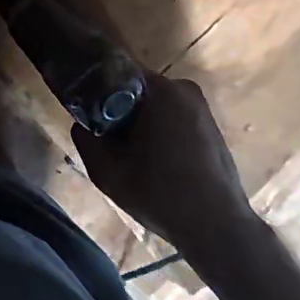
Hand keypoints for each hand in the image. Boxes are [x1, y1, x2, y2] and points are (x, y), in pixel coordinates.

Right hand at [71, 73, 258, 251]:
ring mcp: (202, 107)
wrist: (216, 227)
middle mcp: (184, 89)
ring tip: (131, 157)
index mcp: (161, 90)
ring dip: (141, 124)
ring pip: (156, 106)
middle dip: (119, 110)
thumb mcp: (107, 172)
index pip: (118, 72)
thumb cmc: (160, 195)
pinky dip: (161, 132)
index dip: (97, 89)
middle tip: (107, 141)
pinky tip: (156, 163)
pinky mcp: (211, 126)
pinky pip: (175, 118)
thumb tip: (82, 123)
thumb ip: (86, 140)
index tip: (87, 112)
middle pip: (138, 90)